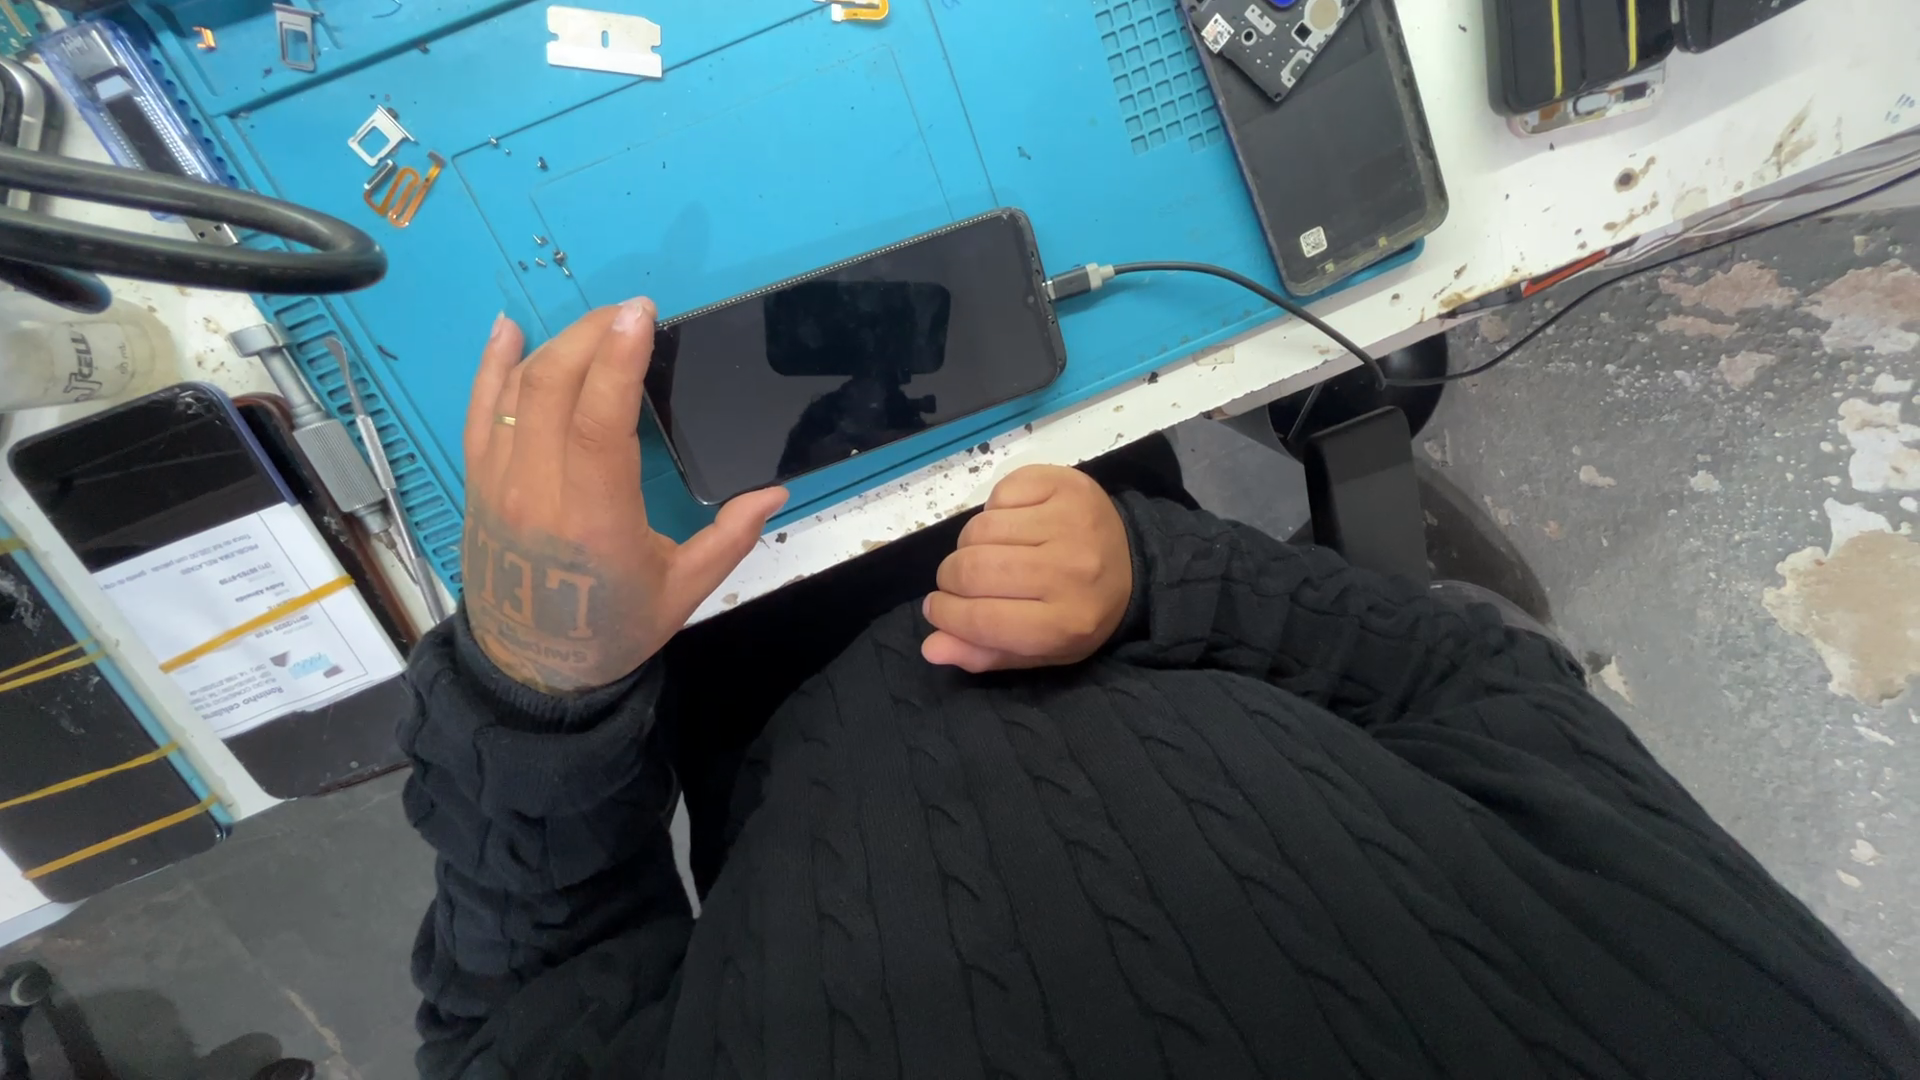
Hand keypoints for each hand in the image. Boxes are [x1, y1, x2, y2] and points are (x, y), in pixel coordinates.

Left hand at [461, 300, 787, 692]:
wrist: (533, 668)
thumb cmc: (614, 628)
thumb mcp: (685, 590)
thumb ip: (732, 538)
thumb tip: (776, 491)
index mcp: (595, 519)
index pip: (599, 421)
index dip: (618, 361)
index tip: (642, 317)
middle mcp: (537, 492)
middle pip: (553, 388)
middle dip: (591, 336)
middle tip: (632, 315)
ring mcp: (498, 484)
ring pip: (517, 392)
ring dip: (556, 345)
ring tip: (596, 322)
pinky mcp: (479, 484)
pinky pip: (480, 413)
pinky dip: (491, 367)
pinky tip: (509, 330)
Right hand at [921, 465, 1133, 672]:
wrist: (1135, 565)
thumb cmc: (1079, 613)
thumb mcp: (1039, 649)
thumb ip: (984, 654)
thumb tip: (931, 648)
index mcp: (1065, 622)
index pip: (980, 618)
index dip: (945, 614)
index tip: (936, 609)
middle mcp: (1070, 570)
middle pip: (972, 569)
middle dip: (949, 579)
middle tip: (958, 582)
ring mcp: (1070, 521)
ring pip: (979, 529)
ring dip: (969, 544)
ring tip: (988, 553)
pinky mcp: (1068, 484)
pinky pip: (1000, 494)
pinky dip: (995, 510)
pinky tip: (1013, 525)